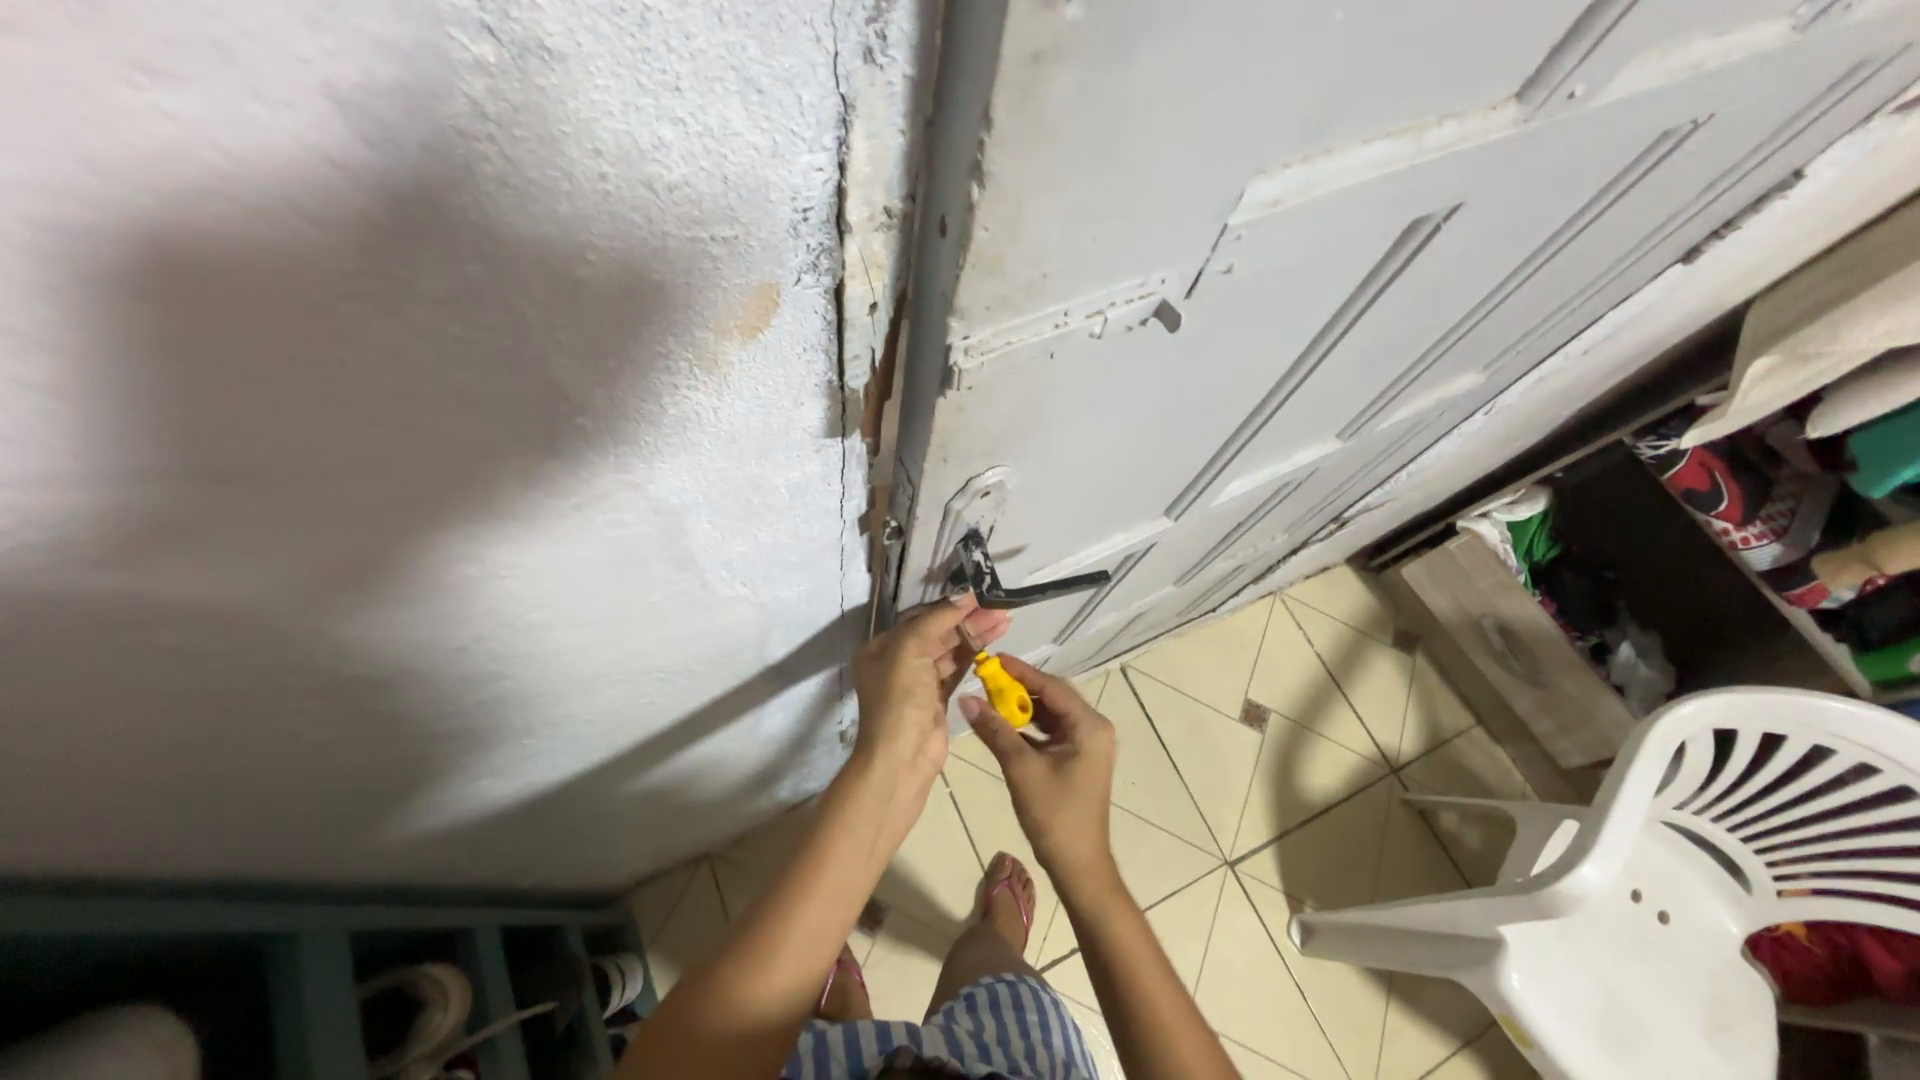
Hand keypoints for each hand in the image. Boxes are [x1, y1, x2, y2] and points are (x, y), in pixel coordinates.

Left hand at [850, 592, 1009, 794]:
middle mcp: (898, 661)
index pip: (920, 618)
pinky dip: (974, 656)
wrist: (901, 757)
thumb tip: (963, 596)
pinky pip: (957, 670)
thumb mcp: (910, 650)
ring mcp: (918, 681)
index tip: (979, 596)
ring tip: (1004, 621)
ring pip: (950, 650)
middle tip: (1000, 608)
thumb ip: (936, 620)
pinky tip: (993, 645)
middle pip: (937, 632)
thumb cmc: (899, 699)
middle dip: (968, 620)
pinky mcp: (936, 699)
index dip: (950, 606)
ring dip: (975, 635)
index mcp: (882, 647)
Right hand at [958, 655, 1117, 884]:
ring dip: (1023, 708)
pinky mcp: (1078, 758)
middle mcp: (1094, 728)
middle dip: (1020, 688)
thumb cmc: (1054, 815)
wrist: (1077, 863)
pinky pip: (1051, 731)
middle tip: (987, 678)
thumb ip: (995, 730)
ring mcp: (1088, 744)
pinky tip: (1004, 725)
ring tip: (990, 698)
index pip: (1052, 687)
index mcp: (1090, 726)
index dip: (1021, 672)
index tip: (993, 659)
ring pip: (1051, 714)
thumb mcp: (1021, 768)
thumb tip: (967, 699)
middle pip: (1054, 696)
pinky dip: (1029, 727)